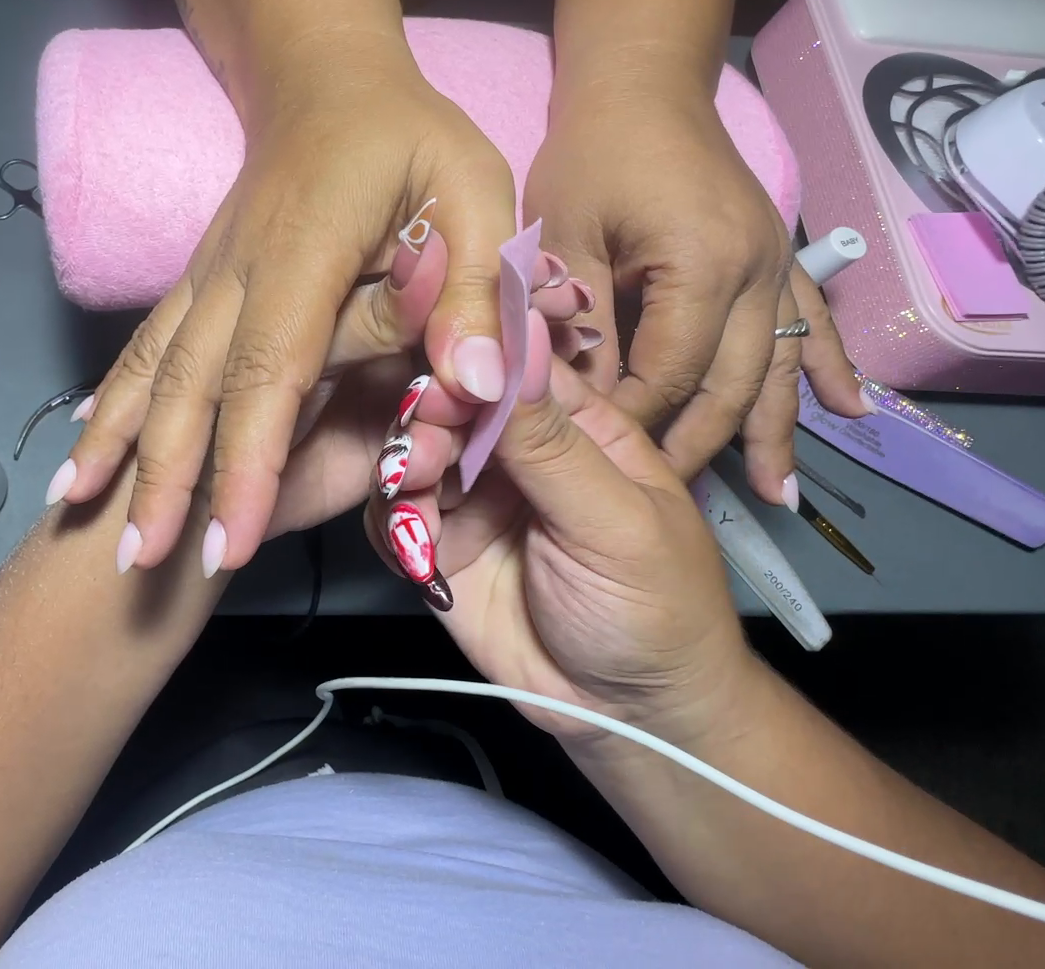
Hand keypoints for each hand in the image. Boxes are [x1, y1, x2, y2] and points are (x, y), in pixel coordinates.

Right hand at [56, 43, 517, 576]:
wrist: (324, 85)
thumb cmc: (408, 140)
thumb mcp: (475, 192)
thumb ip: (475, 287)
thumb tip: (474, 385)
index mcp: (302, 257)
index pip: (266, 373)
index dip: (244, 462)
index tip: (225, 541)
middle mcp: (233, 275)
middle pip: (188, 383)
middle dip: (162, 475)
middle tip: (138, 557)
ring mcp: (203, 279)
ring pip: (150, 367)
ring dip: (117, 443)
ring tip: (80, 510)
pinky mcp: (193, 283)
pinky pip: (142, 347)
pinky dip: (110, 400)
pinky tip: (83, 443)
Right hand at [370, 361, 753, 745]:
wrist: (625, 714)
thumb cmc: (652, 608)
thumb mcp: (613, 521)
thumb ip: (550, 441)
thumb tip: (519, 330)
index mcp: (570, 425)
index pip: (508, 365)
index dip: (467, 362)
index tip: (436, 381)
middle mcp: (511, 452)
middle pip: (445, 407)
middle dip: (422, 427)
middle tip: (417, 464)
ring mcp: (469, 498)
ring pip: (408, 457)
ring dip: (401, 478)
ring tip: (418, 519)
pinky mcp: (436, 545)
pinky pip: (392, 517)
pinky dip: (392, 527)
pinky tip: (417, 555)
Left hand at [528, 87, 864, 503]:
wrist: (643, 88)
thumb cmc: (592, 157)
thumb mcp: (564, 237)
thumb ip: (576, 319)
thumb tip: (579, 402)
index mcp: (703, 267)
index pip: (671, 372)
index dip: (634, 420)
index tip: (599, 459)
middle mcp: (760, 273)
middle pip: (732, 382)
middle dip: (698, 441)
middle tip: (667, 496)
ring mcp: (781, 266)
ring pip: (780, 366)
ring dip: (775, 432)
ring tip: (776, 496)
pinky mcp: (779, 259)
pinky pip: (812, 325)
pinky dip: (827, 371)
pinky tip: (851, 414)